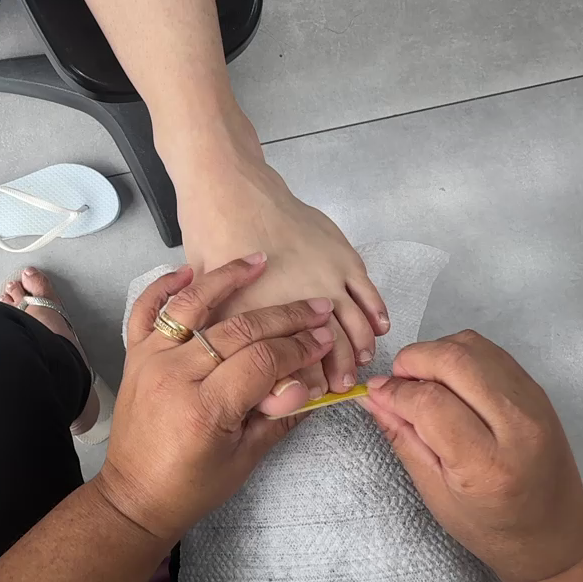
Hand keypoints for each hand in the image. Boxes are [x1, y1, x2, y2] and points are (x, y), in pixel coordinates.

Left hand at [91, 256, 333, 543]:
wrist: (134, 495)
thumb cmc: (192, 485)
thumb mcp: (245, 458)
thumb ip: (278, 415)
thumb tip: (313, 379)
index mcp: (206, 408)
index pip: (262, 361)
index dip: (298, 348)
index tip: (324, 339)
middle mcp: (175, 375)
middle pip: (238, 330)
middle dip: (284, 316)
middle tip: (317, 306)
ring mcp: (151, 359)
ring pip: (192, 306)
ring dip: (227, 278)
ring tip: (259, 260)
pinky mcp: (135, 354)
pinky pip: (146, 309)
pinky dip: (165, 286)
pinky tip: (190, 269)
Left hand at [176, 157, 387, 414]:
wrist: (231, 186)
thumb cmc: (211, 235)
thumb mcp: (204, 290)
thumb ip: (219, 326)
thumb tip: (229, 361)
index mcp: (269, 313)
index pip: (297, 359)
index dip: (307, 382)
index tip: (312, 395)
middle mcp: (304, 297)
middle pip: (333, 345)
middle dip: (339, 371)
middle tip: (342, 387)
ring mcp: (328, 273)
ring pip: (356, 321)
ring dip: (361, 346)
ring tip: (360, 362)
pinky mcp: (341, 251)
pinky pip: (367, 289)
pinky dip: (375, 311)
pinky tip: (378, 327)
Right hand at [363, 331, 582, 581]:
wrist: (557, 537)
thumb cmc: (490, 528)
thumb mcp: (435, 492)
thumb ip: (402, 437)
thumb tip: (370, 396)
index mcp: (489, 465)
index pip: (430, 402)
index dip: (394, 391)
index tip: (374, 393)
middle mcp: (517, 425)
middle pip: (453, 359)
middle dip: (412, 360)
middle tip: (397, 382)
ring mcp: (533, 402)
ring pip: (471, 345)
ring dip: (436, 353)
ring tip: (423, 381)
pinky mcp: (537, 390)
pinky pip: (489, 350)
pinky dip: (459, 354)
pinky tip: (449, 380)